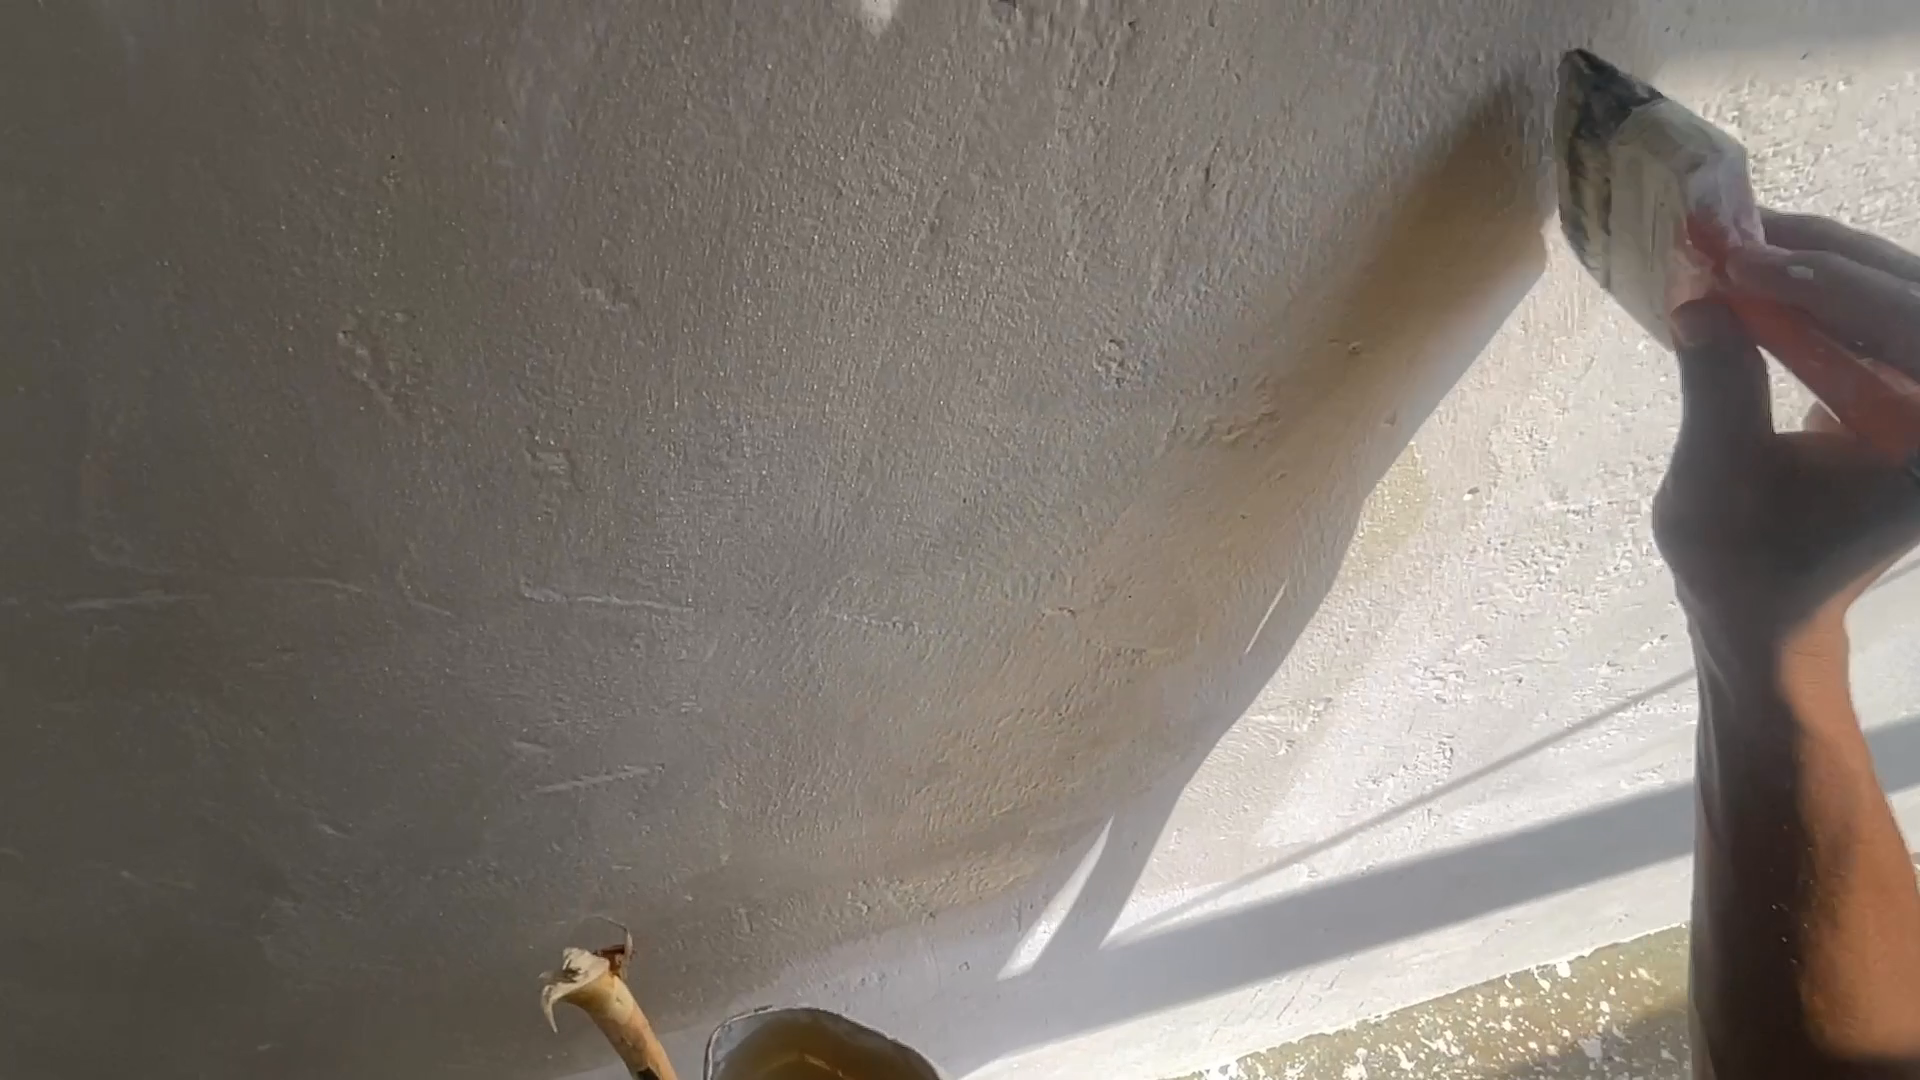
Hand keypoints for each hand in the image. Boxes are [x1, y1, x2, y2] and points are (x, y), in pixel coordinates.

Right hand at [1653, 212, 1919, 659]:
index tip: (1744, 253)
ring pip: (1901, 306)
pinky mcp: (1907, 402)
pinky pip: (1881, 330)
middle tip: (1743, 227)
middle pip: (1916, 302)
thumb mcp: (1716, 476)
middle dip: (1831, 260)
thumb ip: (1718, 387)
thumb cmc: (1738, 557)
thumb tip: (1698, 303)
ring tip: (1749, 243)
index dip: (1825, 286)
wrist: (1761, 606)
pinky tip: (1769, 282)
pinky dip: (1825, 300)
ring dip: (1828, 270)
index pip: (1902, 331)